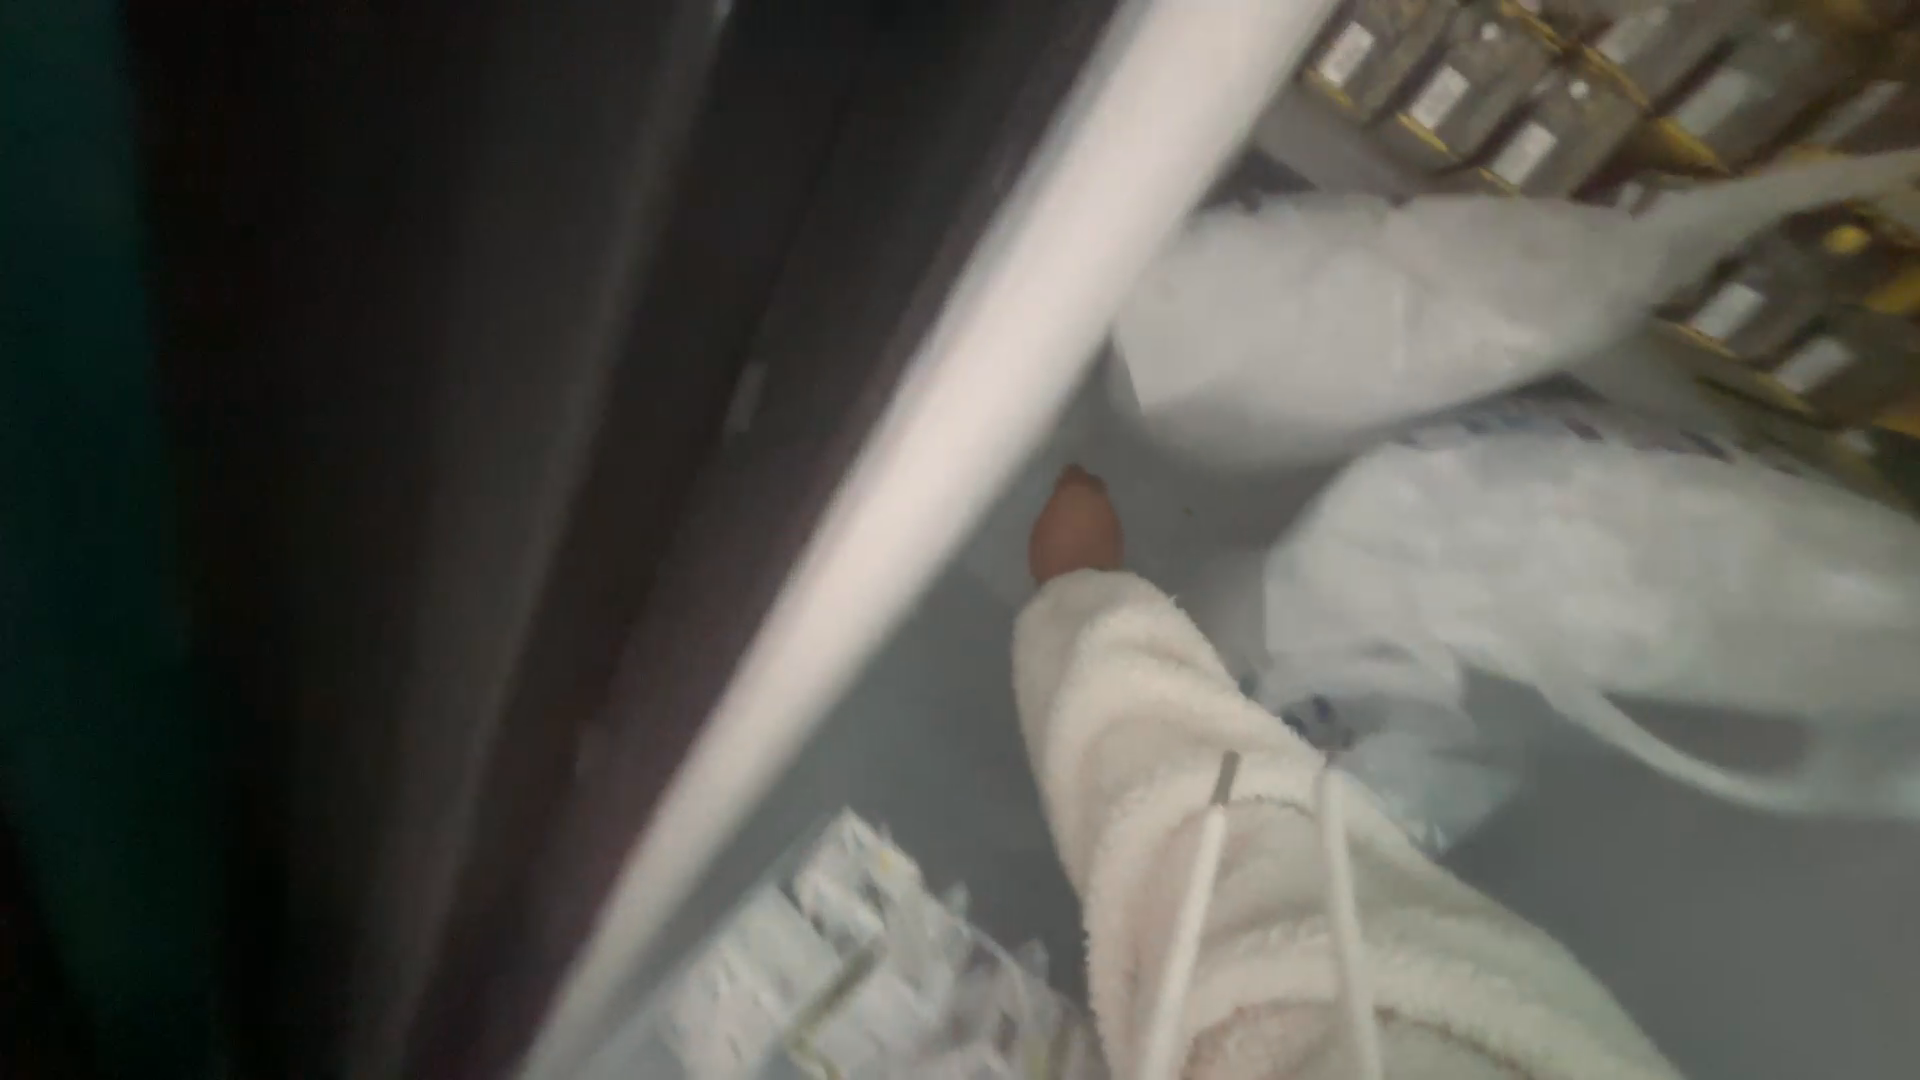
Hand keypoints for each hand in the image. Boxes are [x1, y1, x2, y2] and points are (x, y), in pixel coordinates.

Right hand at [1028, 465, 1123, 584]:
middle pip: (1094, 486)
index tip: (1061, 485)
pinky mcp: (1120, 538)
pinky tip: (1090, 538)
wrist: (1083, 585)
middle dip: (1085, 490)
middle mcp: (1098, 498)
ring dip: (1094, 511)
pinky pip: (1106, 524)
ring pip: (1102, 505)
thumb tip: (1063, 505)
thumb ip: (1055, 510)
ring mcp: (1113, 518)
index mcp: (1075, 489)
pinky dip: (1099, 528)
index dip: (1067, 479)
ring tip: (1081, 524)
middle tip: (1073, 502)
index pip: (1074, 473)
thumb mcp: (1042, 527)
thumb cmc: (1053, 553)